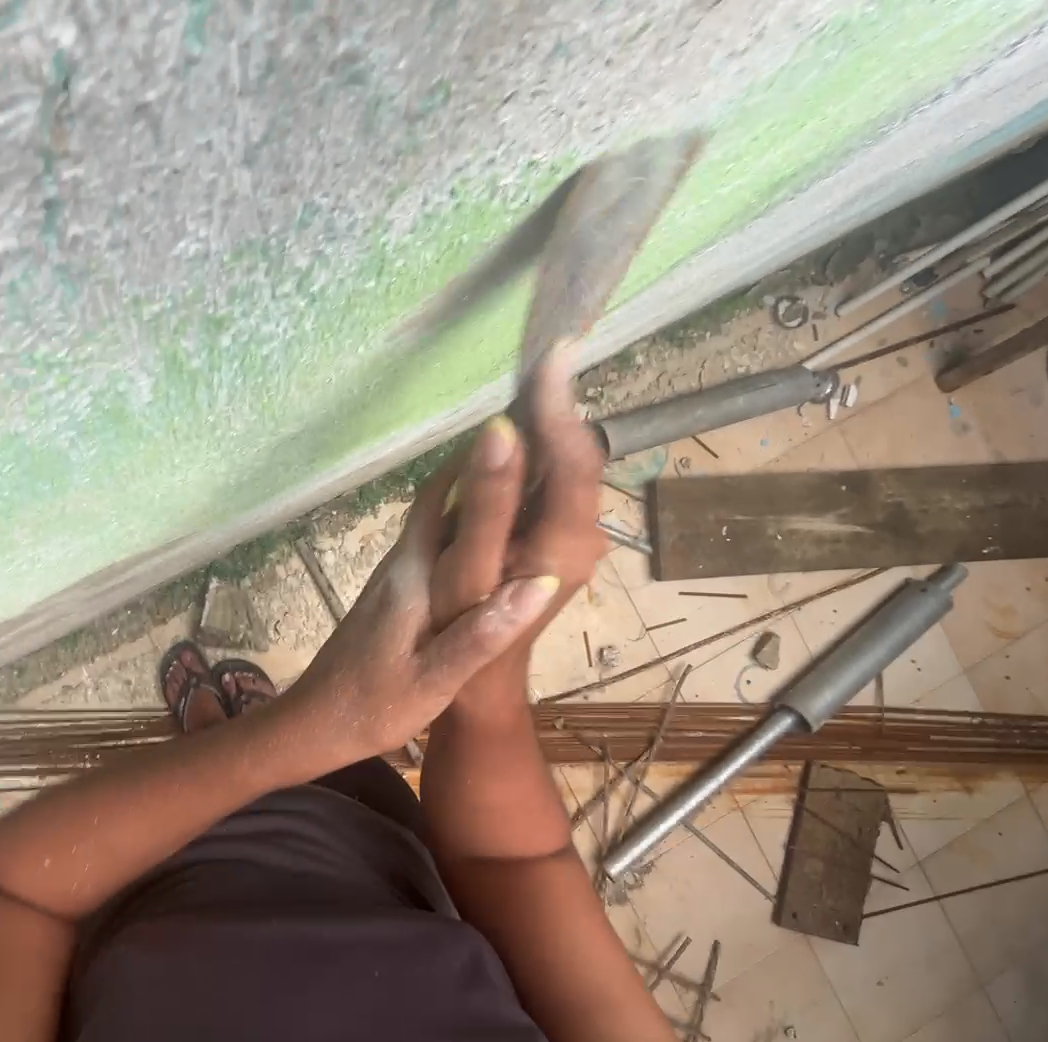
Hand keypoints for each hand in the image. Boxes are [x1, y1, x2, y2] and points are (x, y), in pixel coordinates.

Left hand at [284, 456, 560, 766]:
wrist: (313, 721)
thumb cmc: (371, 706)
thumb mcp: (432, 681)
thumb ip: (480, 633)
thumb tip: (539, 581)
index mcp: (416, 576)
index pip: (449, 499)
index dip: (486, 458)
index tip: (525, 418)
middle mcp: (404, 562)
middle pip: (440, 495)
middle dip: (481, 461)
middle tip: (533, 435)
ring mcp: (395, 574)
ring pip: (436, 515)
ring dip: (472, 487)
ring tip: (522, 471)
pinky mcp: (393, 591)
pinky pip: (433, 539)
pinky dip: (463, 520)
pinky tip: (487, 532)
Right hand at [432, 343, 606, 720]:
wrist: (479, 688)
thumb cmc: (466, 636)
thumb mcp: (467, 571)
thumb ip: (488, 502)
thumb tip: (503, 427)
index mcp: (568, 539)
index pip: (574, 454)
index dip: (561, 400)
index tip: (553, 348)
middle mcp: (581, 532)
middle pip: (572, 454)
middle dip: (551, 404)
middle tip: (530, 356)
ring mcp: (569, 536)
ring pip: (559, 466)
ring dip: (540, 426)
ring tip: (519, 381)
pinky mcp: (551, 539)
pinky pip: (543, 484)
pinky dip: (528, 454)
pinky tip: (507, 436)